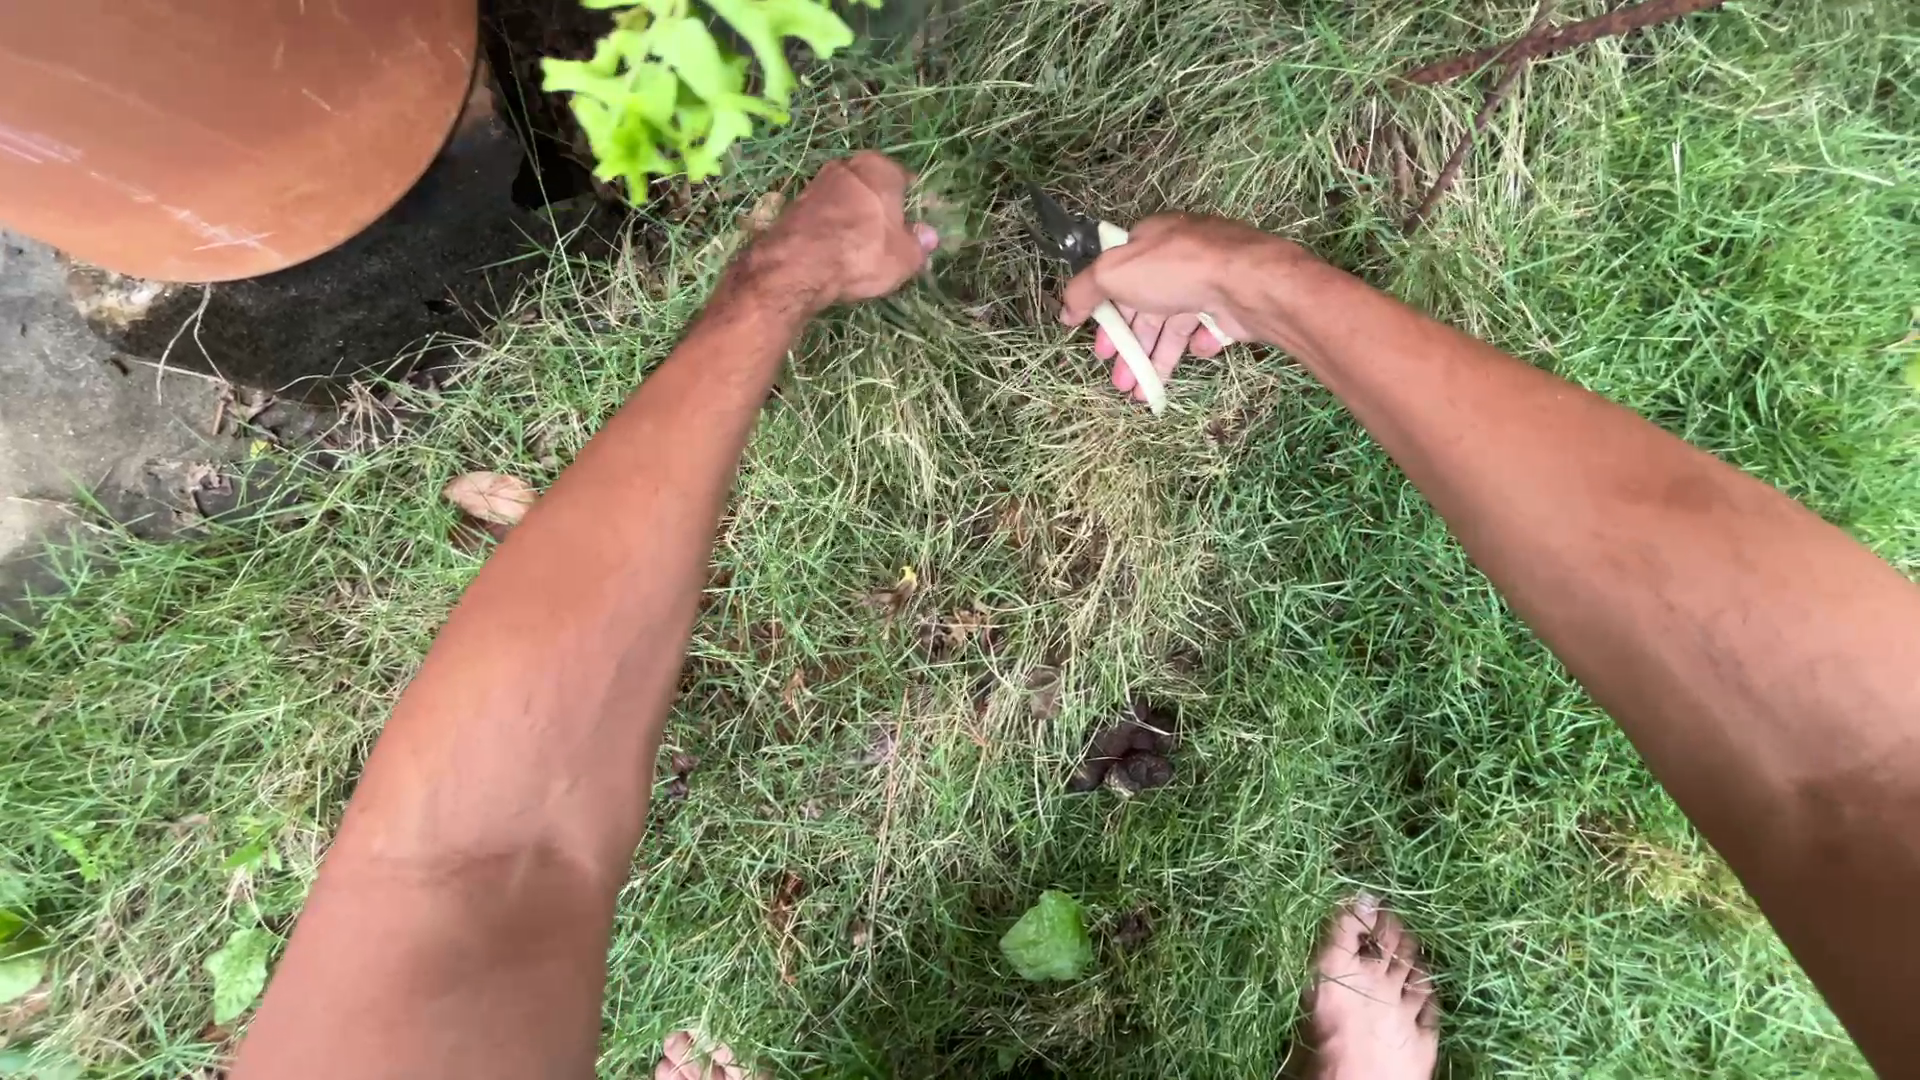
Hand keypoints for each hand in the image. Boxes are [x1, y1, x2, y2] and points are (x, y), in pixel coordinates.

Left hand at [753, 151, 938, 308]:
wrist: (799, 265)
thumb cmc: (863, 254)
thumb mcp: (904, 257)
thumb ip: (919, 244)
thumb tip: (929, 235)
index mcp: (880, 168)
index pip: (905, 181)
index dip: (912, 207)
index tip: (913, 230)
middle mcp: (848, 165)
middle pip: (874, 189)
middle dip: (881, 211)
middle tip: (888, 242)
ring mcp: (818, 182)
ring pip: (848, 201)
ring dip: (856, 220)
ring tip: (861, 252)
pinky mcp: (796, 204)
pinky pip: (826, 216)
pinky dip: (833, 230)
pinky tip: (836, 253)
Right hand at [1059, 214, 1295, 401]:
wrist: (1246, 284)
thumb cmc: (1175, 271)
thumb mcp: (1113, 273)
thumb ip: (1084, 290)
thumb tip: (1065, 310)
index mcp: (1150, 241)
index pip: (1117, 277)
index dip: (1104, 313)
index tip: (1097, 344)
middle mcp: (1178, 258)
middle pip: (1143, 309)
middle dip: (1128, 347)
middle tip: (1117, 379)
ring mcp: (1206, 282)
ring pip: (1171, 326)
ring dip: (1152, 358)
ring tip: (1140, 391)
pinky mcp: (1228, 306)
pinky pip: (1204, 330)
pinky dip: (1194, 345)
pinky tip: (1191, 354)